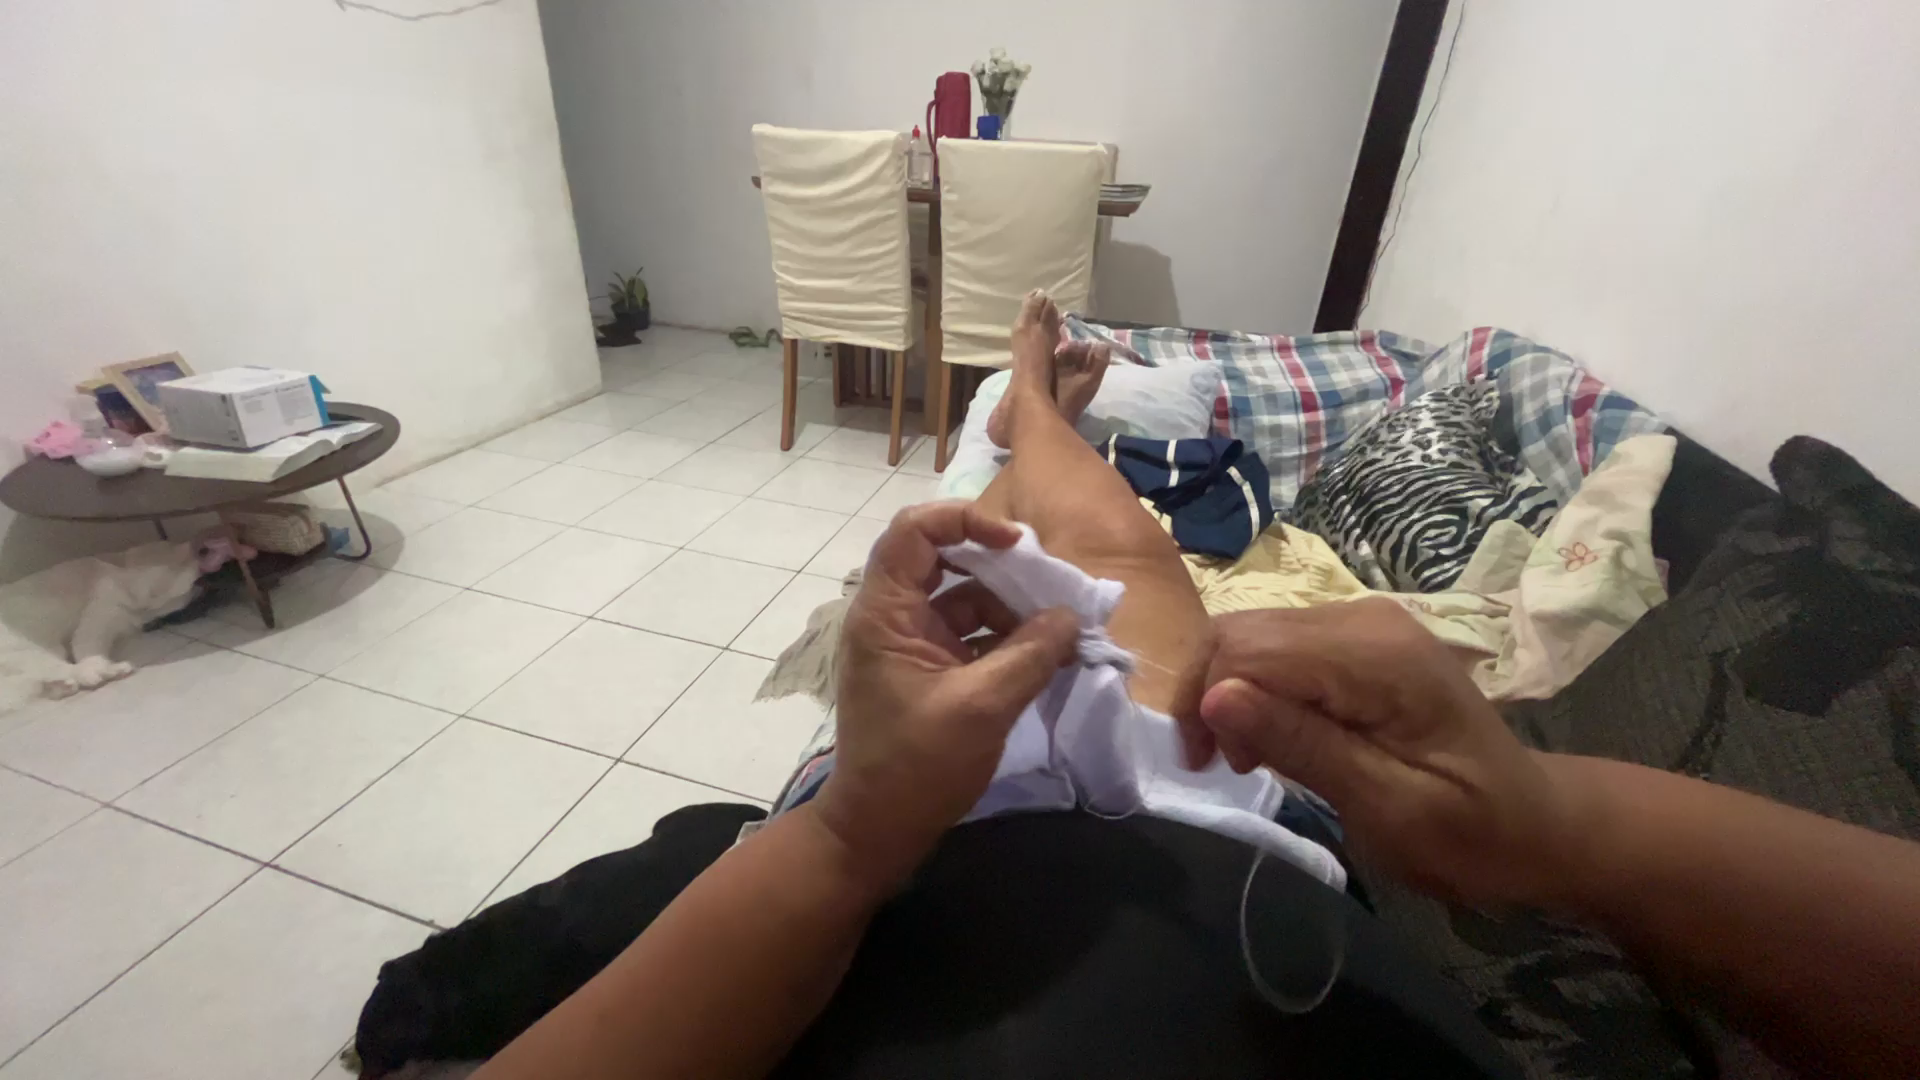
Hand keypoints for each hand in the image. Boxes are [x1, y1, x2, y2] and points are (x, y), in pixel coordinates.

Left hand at [815, 503, 1078, 889]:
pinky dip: (1006, 639)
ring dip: (1010, 609)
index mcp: (885, 612)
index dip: (965, 520)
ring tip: (1057, 631)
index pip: (914, 531)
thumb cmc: (917, 767)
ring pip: (964, 599)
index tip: (1015, 544)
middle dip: (1000, 570)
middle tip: (1048, 586)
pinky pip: (971, 634)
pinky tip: (1043, 654)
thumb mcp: (982, 707)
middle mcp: (893, 616)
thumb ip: (1030, 655)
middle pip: (945, 560)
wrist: (879, 830)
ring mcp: (911, 642)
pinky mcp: (930, 668)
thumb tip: (1070, 617)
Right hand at [1196, 599, 1584, 909]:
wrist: (1536, 822)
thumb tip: (1215, 699)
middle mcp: (1360, 616)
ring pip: (1247, 634)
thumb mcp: (1389, 807)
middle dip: (1210, 693)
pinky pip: (1270, 643)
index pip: (1250, 649)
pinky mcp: (1349, 632)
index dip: (1209, 701)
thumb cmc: (1470, 831)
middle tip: (1225, 761)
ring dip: (1226, 691)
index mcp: (1378, 655)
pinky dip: (1250, 685)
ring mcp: (1356, 618)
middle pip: (1240, 632)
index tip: (1215, 766)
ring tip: (1246, 751)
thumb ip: (1302, 746)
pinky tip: (1267, 727)